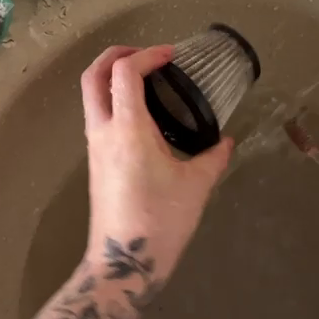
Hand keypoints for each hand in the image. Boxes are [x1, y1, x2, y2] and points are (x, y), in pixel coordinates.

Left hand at [79, 45, 232, 279]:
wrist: (123, 263)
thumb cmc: (160, 221)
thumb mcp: (196, 186)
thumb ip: (213, 158)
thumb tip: (226, 142)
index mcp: (127, 128)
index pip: (125, 72)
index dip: (147, 54)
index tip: (171, 55)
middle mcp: (103, 130)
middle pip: (93, 75)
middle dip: (116, 55)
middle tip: (146, 55)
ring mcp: (94, 146)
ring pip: (91, 95)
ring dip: (112, 76)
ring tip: (146, 79)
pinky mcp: (95, 161)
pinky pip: (98, 115)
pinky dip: (113, 98)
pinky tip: (142, 113)